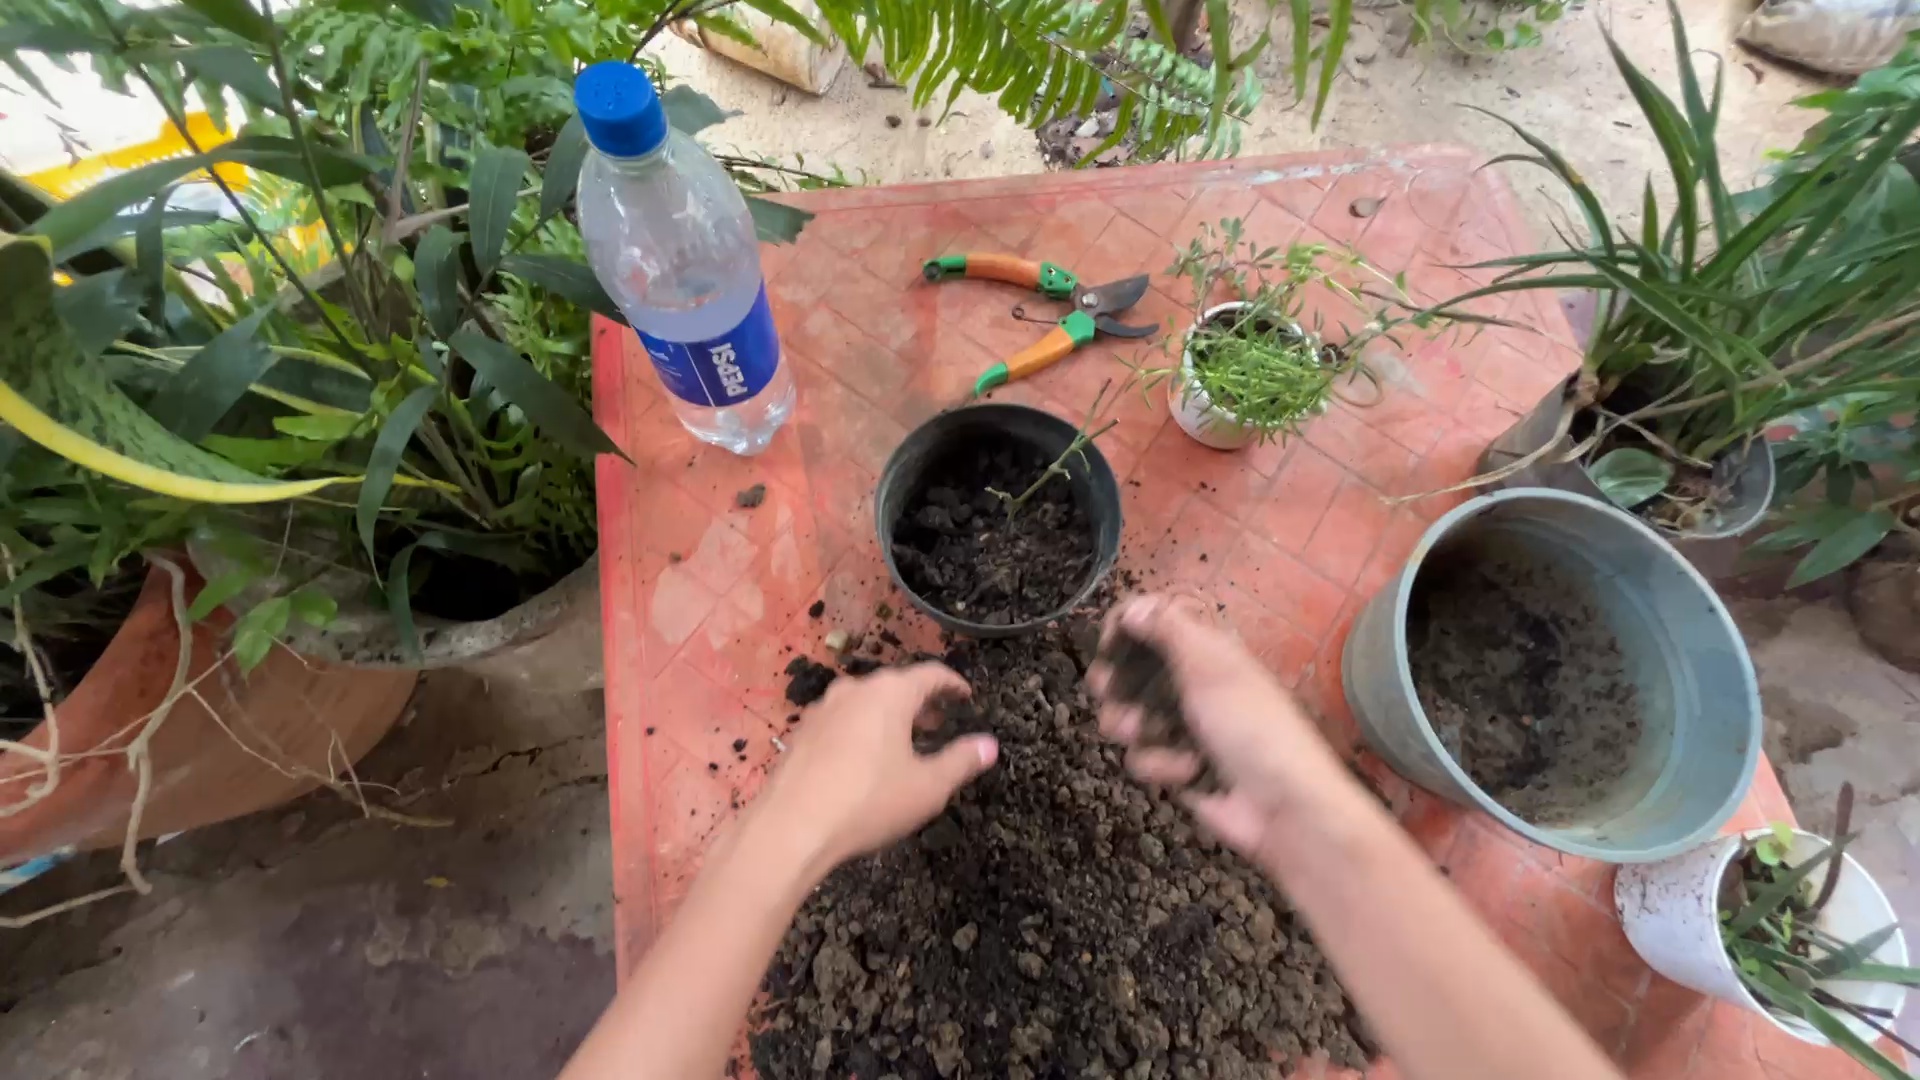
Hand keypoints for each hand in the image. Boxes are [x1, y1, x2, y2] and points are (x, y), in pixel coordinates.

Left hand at [753, 663, 997, 875]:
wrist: (789, 827)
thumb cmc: (868, 801)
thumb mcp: (927, 786)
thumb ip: (962, 761)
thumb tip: (990, 744)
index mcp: (890, 693)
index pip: (931, 674)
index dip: (953, 684)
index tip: (966, 696)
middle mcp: (856, 689)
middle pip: (896, 685)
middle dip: (921, 701)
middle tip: (939, 721)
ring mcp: (824, 708)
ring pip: (867, 701)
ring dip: (890, 715)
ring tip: (905, 741)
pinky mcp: (803, 731)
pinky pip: (843, 719)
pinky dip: (863, 728)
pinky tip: (865, 758)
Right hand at [1086, 593, 1350, 861]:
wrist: (1281, 806)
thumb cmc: (1250, 724)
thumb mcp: (1211, 666)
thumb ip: (1167, 628)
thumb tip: (1132, 608)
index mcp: (1201, 649)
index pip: (1150, 622)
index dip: (1125, 627)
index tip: (1108, 643)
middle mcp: (1186, 681)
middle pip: (1127, 669)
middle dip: (1114, 682)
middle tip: (1108, 689)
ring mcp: (1178, 724)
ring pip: (1125, 714)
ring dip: (1131, 725)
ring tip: (1143, 733)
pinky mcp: (1172, 764)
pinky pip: (1141, 756)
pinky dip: (1159, 763)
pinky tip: (1186, 771)